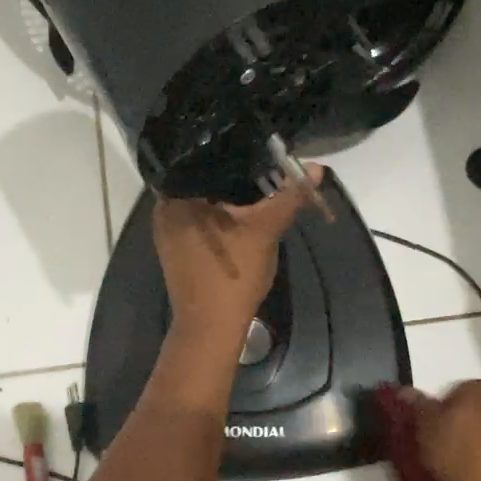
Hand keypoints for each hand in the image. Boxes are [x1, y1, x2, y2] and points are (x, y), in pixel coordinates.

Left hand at [153, 165, 322, 339]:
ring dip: (227, 199)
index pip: (207, 156)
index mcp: (176, 194)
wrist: (211, 327)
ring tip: (256, 192)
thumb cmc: (234, 275)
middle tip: (265, 172)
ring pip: (202, 202)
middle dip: (235, 178)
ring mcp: (167, 231)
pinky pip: (198, 222)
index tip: (262, 153)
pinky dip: (218, 219)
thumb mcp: (266, 231)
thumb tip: (316, 168)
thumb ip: (289, 196)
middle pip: (204, 179)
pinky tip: (239, 220)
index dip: (237, 153)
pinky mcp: (174, 250)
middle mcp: (164, 207)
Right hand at [410, 380, 480, 480]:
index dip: (440, 416)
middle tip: (450, 456)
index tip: (432, 439)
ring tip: (473, 472)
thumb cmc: (461, 456)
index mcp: (477, 387)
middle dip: (467, 427)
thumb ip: (417, 408)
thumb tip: (404, 389)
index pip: (453, 393)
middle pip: (480, 410)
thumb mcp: (425, 432)